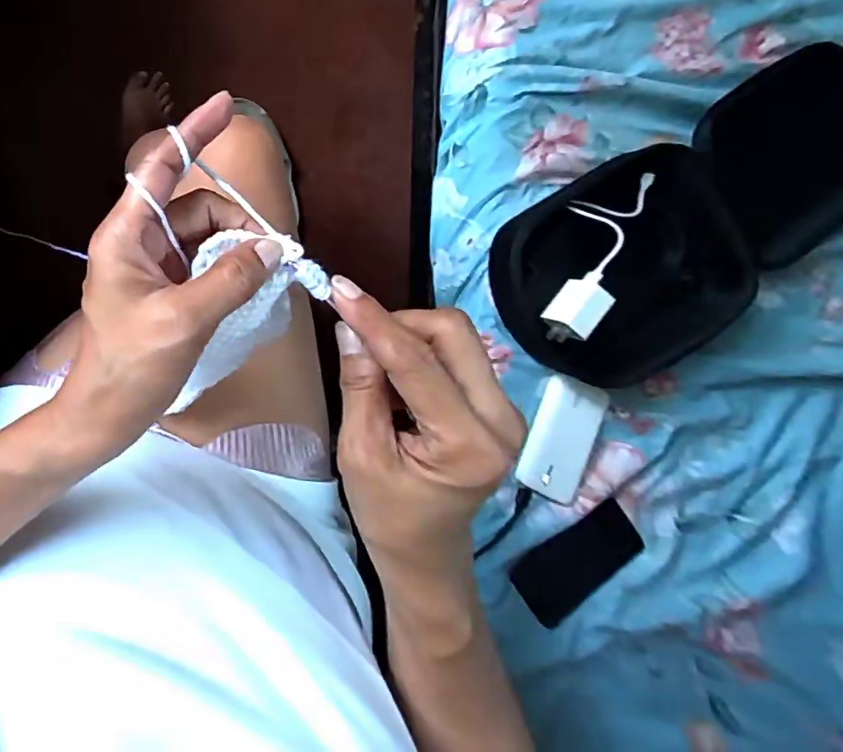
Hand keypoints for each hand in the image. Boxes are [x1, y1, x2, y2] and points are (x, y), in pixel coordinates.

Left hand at [53, 92, 282, 456]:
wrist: (104, 414)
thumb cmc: (131, 366)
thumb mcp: (184, 321)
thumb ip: (230, 279)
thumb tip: (269, 249)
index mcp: (125, 235)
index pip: (160, 169)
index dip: (192, 133)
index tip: (226, 104)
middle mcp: (136, 240)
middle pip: (193, 205)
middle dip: (234, 217)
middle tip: (272, 248)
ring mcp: (151, 264)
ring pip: (202, 233)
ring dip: (235, 243)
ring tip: (265, 269)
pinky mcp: (164, 286)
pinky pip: (202, 259)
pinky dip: (228, 264)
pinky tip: (250, 279)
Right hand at [329, 283, 525, 578]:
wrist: (425, 553)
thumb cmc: (387, 513)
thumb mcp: (359, 452)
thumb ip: (359, 387)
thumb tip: (349, 328)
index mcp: (469, 443)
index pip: (417, 362)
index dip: (374, 321)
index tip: (338, 289)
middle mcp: (502, 419)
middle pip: (452, 332)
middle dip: (397, 321)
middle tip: (355, 334)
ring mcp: (505, 410)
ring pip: (455, 337)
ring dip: (406, 333)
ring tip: (371, 363)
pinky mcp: (494, 404)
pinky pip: (455, 353)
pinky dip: (416, 348)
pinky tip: (392, 375)